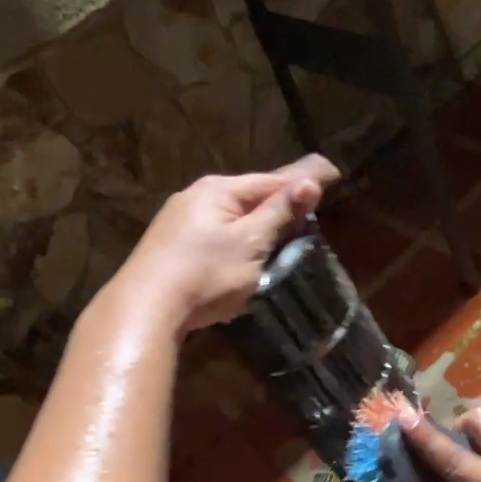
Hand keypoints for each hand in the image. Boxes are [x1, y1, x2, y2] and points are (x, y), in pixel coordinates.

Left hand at [114, 155, 341, 332]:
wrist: (146, 307)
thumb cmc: (205, 273)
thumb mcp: (251, 243)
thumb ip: (278, 213)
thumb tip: (309, 182)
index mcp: (219, 189)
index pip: (272, 179)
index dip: (304, 180)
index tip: (333, 174)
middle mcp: (196, 196)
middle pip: (250, 195)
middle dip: (280, 199)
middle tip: (310, 203)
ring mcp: (179, 221)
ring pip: (231, 215)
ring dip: (259, 220)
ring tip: (283, 228)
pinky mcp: (171, 246)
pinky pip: (216, 232)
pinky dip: (238, 236)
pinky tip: (243, 249)